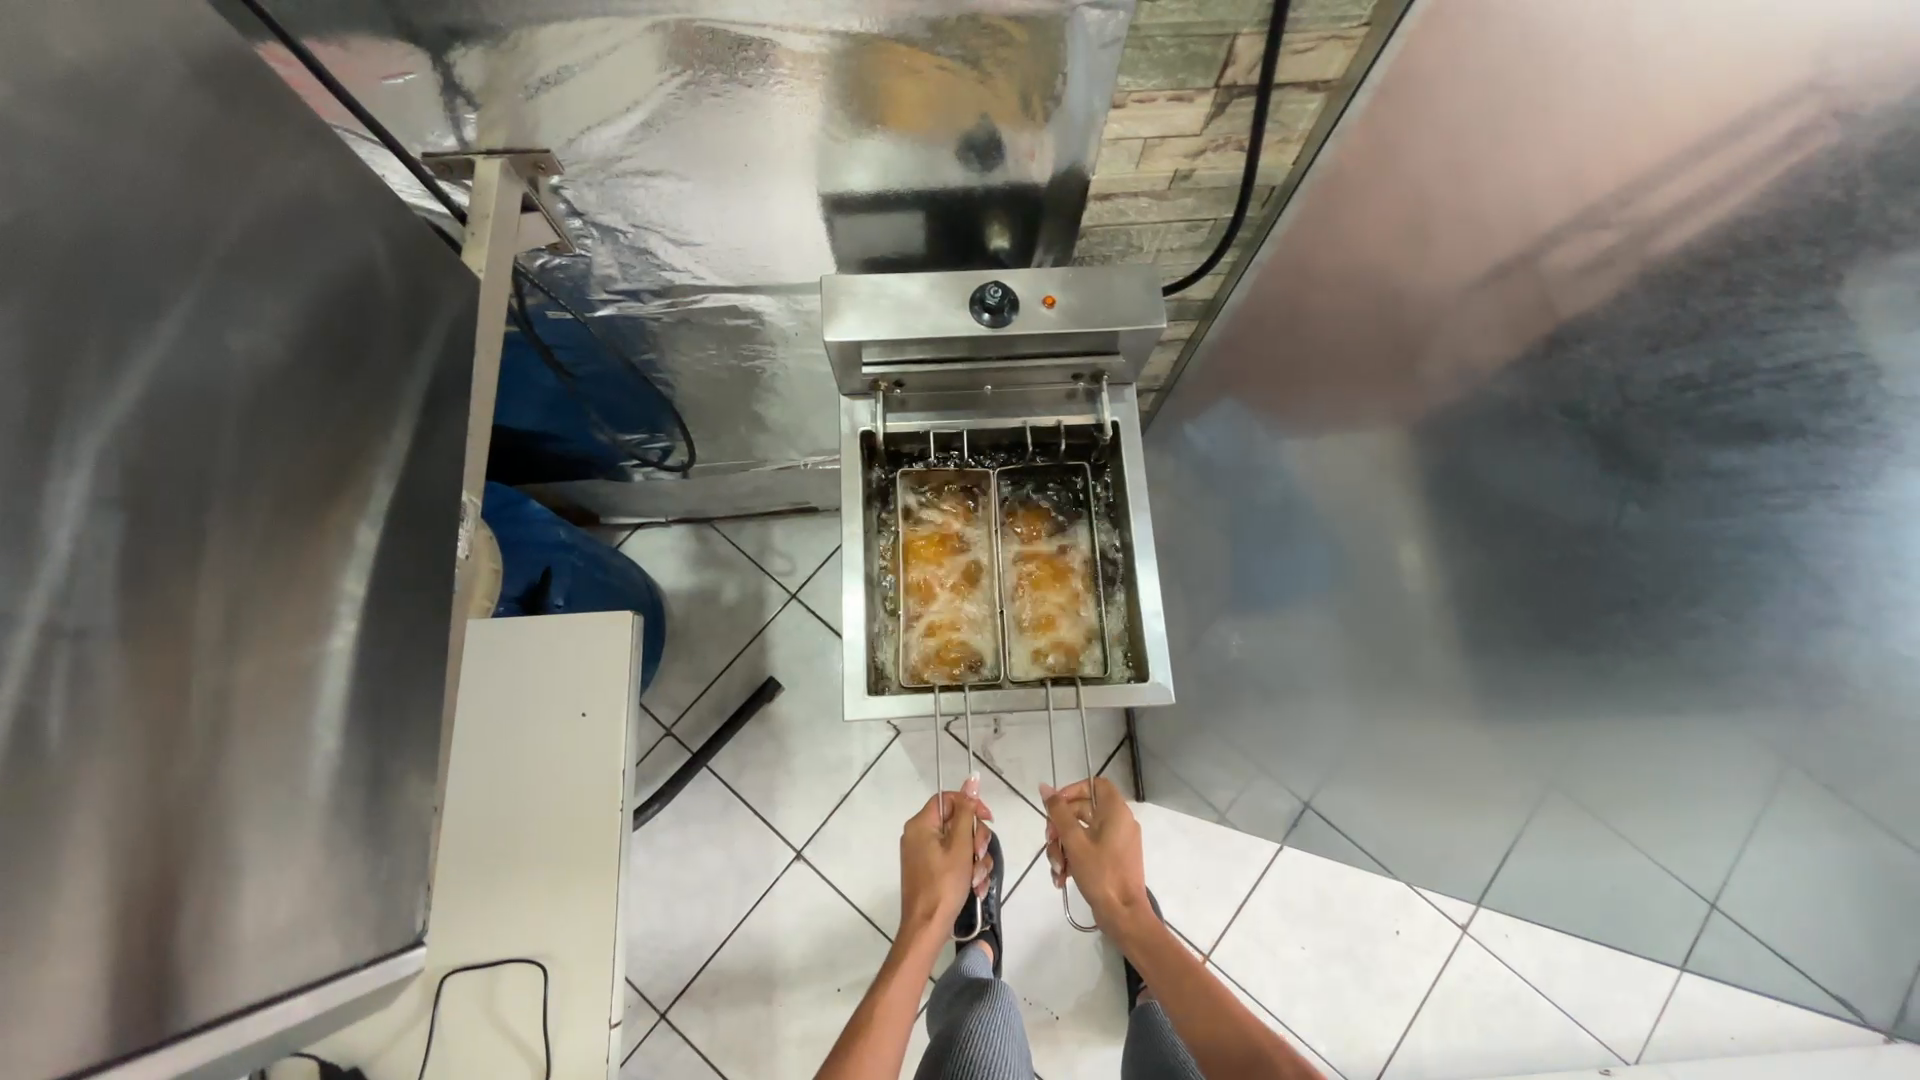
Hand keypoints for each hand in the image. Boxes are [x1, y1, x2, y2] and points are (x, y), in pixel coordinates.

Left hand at [898, 776, 994, 937]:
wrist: (927, 928)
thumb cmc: (943, 884)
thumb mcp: (960, 845)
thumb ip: (966, 811)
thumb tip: (972, 779)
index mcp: (921, 824)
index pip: (949, 799)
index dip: (970, 805)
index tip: (988, 819)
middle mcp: (920, 835)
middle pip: (957, 823)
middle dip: (976, 840)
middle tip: (979, 855)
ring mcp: (925, 855)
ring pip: (960, 844)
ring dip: (975, 860)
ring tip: (978, 880)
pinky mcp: (931, 871)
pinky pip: (955, 861)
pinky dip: (968, 872)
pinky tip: (975, 888)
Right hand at [1041, 777, 1150, 932]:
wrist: (1124, 915)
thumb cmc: (1101, 873)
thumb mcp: (1074, 841)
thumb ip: (1058, 812)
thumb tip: (1045, 787)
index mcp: (1116, 811)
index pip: (1095, 785)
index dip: (1073, 790)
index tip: (1055, 806)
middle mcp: (1119, 822)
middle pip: (1082, 810)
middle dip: (1060, 828)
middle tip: (1049, 842)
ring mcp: (1116, 842)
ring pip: (1082, 832)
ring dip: (1063, 848)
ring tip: (1057, 869)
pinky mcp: (1112, 859)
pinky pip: (1089, 848)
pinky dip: (1074, 858)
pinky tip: (1062, 877)